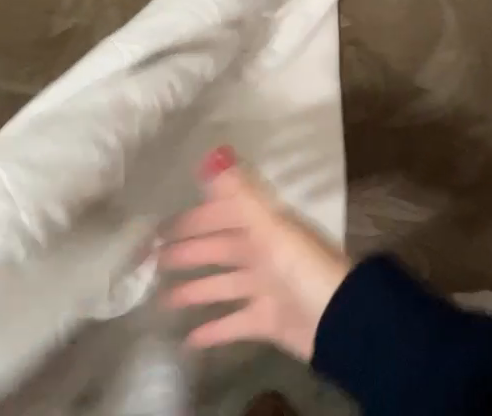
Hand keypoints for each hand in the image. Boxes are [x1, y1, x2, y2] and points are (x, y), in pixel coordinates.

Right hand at [161, 146, 351, 358]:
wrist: (339, 319)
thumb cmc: (304, 267)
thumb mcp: (271, 227)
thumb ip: (240, 193)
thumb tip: (214, 152)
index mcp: (269, 226)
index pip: (227, 215)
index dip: (197, 218)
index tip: (162, 225)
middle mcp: (267, 253)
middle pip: (222, 248)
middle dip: (191, 250)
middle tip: (152, 258)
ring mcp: (268, 288)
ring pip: (224, 284)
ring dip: (196, 289)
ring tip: (161, 298)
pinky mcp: (268, 321)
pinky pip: (234, 323)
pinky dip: (213, 330)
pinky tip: (187, 338)